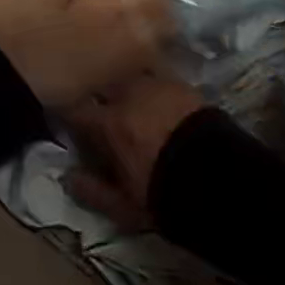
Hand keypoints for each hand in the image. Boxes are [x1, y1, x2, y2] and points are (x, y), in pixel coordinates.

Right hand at [64, 74, 207, 227]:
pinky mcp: (182, 84)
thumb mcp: (124, 205)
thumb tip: (67, 176)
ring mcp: (158, 85)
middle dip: (99, 97)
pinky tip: (157, 100)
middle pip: (104, 86)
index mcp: (110, 123)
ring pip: (131, 78)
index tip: (67, 120)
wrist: (217, 174)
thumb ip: (92, 190)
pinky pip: (158, 79)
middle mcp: (129, 95)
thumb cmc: (164, 192)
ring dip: (126, 89)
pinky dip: (152, 88)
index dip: (69, 114)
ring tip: (130, 102)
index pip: (77, 110)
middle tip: (101, 111)